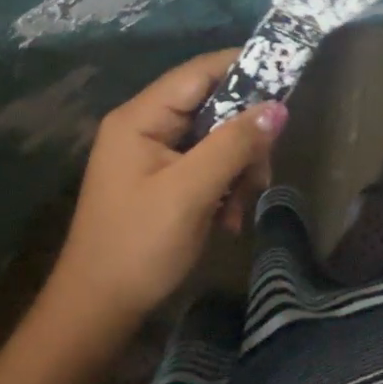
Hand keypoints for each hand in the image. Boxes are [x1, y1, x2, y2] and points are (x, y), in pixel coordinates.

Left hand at [45, 49, 286, 331]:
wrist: (95, 315)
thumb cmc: (138, 247)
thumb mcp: (191, 192)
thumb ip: (234, 144)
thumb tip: (278, 106)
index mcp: (141, 117)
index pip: (201, 71)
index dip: (245, 68)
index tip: (287, 79)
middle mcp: (146, 126)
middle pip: (214, 104)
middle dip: (245, 135)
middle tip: (262, 170)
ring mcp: (153, 153)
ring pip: (217, 136)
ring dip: (239, 167)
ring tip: (242, 205)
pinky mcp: (163, 179)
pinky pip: (208, 163)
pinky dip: (226, 184)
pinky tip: (229, 218)